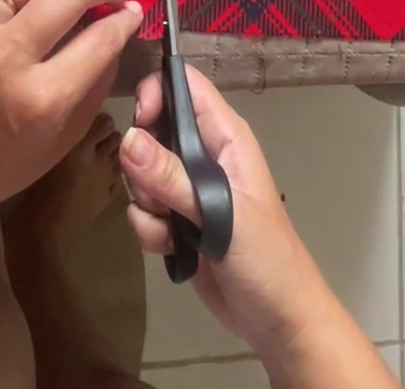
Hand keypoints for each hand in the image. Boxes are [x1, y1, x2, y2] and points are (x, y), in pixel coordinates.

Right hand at [119, 66, 334, 352]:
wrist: (277, 319)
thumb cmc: (264, 255)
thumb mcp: (219, 212)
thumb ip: (172, 176)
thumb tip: (127, 138)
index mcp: (224, 136)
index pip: (185, 85)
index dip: (156, 92)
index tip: (140, 122)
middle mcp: (203, 154)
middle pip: (152, 128)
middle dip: (142, 161)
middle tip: (157, 191)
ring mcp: (188, 187)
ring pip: (141, 172)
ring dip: (146, 202)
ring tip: (171, 226)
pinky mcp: (176, 219)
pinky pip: (143, 209)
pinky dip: (148, 229)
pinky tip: (170, 247)